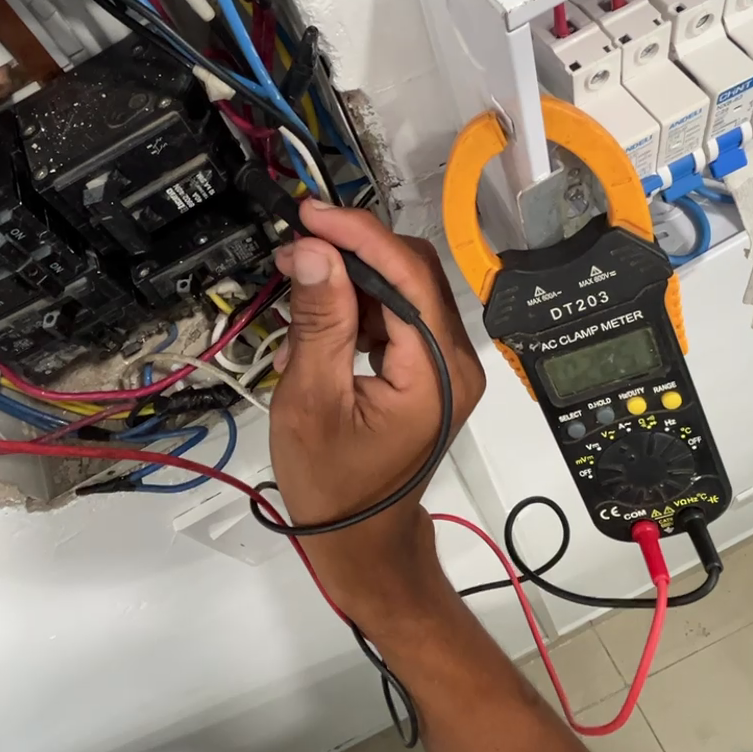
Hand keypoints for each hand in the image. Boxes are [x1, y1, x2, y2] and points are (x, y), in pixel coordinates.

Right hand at [269, 200, 485, 633]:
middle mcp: (455, 360)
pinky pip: (397, 317)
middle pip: (412, 273)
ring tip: (298, 296)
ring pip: (402, 290)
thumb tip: (314, 251)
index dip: (359, 235)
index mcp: (438, 371)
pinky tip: (319, 330)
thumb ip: (318, 321)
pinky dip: (357, 310)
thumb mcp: (312, 399)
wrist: (360, 537)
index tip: (311, 214)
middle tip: (297, 249)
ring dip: (349, 282)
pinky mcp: (430, 370)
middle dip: (352, 253)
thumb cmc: (334, 483)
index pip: (407, 276)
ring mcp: (446, 365)